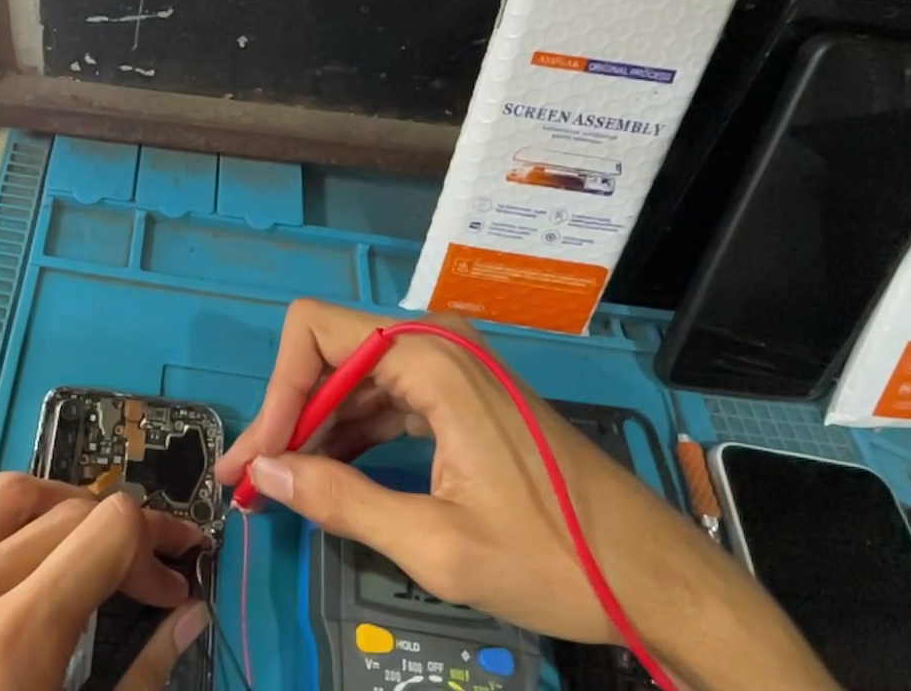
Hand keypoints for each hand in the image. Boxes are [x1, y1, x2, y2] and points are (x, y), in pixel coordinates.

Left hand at [0, 473, 211, 690]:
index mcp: (16, 641)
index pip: (109, 531)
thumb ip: (143, 676)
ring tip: (87, 538)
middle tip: (147, 578)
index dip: (157, 544)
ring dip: (59, 503)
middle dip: (124, 535)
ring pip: (4, 494)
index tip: (172, 582)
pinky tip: (4, 523)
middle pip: (68, 512)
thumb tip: (188, 615)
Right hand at [217, 300, 837, 689]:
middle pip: (329, 354)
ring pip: (353, 379)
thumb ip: (340, 500)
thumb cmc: (554, 558)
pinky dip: (351, 435)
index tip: (258, 459)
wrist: (657, 577)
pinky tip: (329, 475)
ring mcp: (453, 368)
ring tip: (279, 485)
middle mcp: (437, 346)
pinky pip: (385, 399)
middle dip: (288, 415)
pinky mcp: (463, 396)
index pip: (315, 333)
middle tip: (253, 480)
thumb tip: (262, 471)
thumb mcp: (436, 544)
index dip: (276, 392)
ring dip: (314, 429)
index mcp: (430, 360)